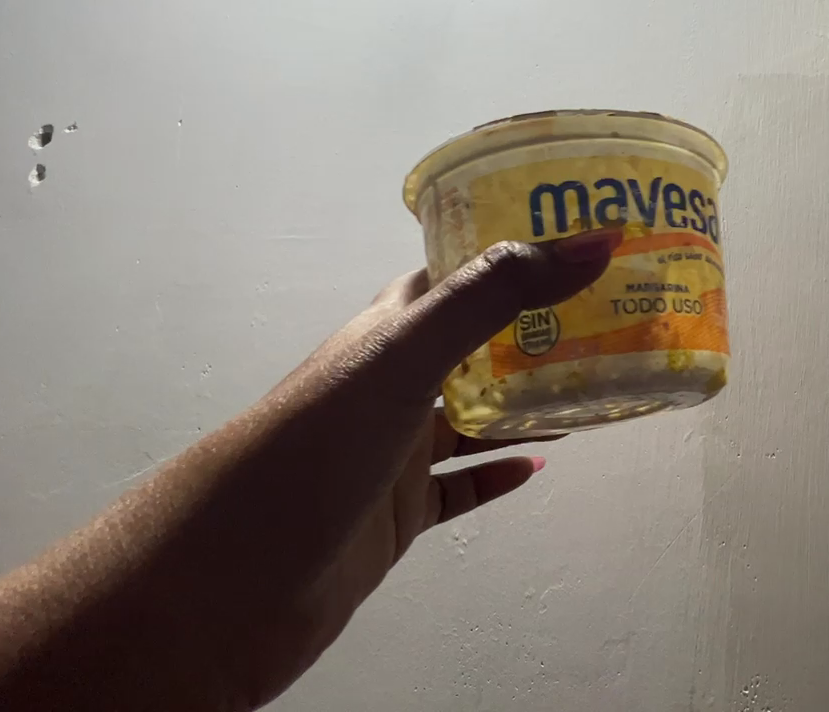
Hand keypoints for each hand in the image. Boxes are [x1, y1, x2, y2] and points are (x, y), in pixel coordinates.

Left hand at [0, 231, 629, 711]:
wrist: (217, 592)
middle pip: (483, 339)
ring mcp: (397, 446)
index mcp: (392, 327)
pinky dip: (504, 471)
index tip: (583, 237)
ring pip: (481, 411)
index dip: (519, 247)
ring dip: (533, 398)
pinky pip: (466, 482)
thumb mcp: (407, 353)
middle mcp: (396, 377)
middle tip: (612, 310)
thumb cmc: (312, 447)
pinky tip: (543, 465)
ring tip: (598, 380)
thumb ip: (497, 296)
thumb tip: (596, 244)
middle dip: (542, 324)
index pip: (463, 268)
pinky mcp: (400, 510)